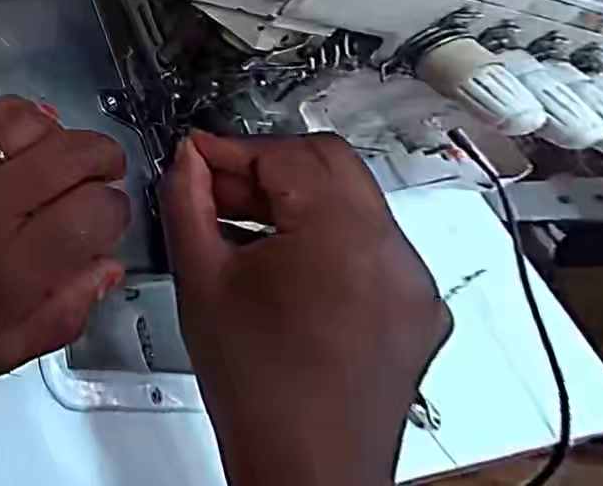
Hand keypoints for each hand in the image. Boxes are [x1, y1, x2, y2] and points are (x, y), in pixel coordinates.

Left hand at [0, 96, 131, 389]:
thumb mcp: (0, 350)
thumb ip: (65, 310)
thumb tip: (108, 264)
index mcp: (12, 271)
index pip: (94, 215)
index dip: (116, 210)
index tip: (111, 217)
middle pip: (71, 158)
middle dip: (104, 161)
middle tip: (106, 174)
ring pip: (31, 124)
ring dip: (63, 134)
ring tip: (69, 153)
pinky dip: (17, 112)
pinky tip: (29, 128)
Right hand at [162, 132, 451, 485]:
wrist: (303, 464)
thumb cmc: (256, 384)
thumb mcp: (198, 272)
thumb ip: (187, 197)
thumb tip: (188, 157)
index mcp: (344, 243)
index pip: (285, 156)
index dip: (230, 148)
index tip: (196, 153)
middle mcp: (395, 258)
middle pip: (330, 161)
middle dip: (264, 162)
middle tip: (216, 180)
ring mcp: (413, 285)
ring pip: (349, 196)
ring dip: (290, 193)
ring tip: (236, 219)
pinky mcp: (415, 307)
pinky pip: (366, 236)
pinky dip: (317, 226)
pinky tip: (270, 251)